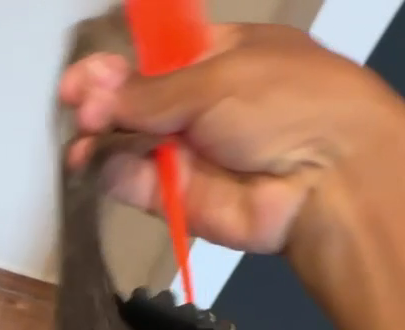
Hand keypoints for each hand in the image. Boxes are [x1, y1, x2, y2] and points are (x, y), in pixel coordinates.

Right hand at [59, 23, 404, 253]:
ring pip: (125, 142)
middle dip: (100, 97)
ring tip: (84, 131)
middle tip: (79, 101)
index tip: (85, 72)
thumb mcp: (219, 77)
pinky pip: (132, 181)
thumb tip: (97, 97)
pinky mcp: (173, 197)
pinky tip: (92, 159)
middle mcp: (196, 105)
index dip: (118, 61)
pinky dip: (110, 171)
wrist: (325, 181)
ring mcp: (183, 153)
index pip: (154, 57)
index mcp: (217, 58)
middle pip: (132, 101)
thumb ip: (151, 91)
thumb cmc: (288, 105)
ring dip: (98, 135)